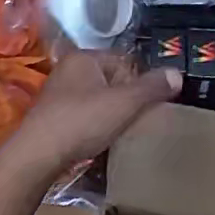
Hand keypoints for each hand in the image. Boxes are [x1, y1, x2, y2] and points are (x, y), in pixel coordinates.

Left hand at [0, 51, 178, 176]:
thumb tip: (177, 73)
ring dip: (111, 113)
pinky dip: (95, 125)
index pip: (124, 60)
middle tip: (140, 118)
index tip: (153, 103)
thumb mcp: (124, 103)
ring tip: (123, 131)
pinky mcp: (52, 118)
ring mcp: (57, 94)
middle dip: (127, 98)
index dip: (142, 80)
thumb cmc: (82, 122)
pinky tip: (101, 140)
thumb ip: (152, 88)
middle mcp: (67, 70)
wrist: (37, 156)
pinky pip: (83, 115)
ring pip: (96, 99)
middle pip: (111, 79)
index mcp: (84, 58)